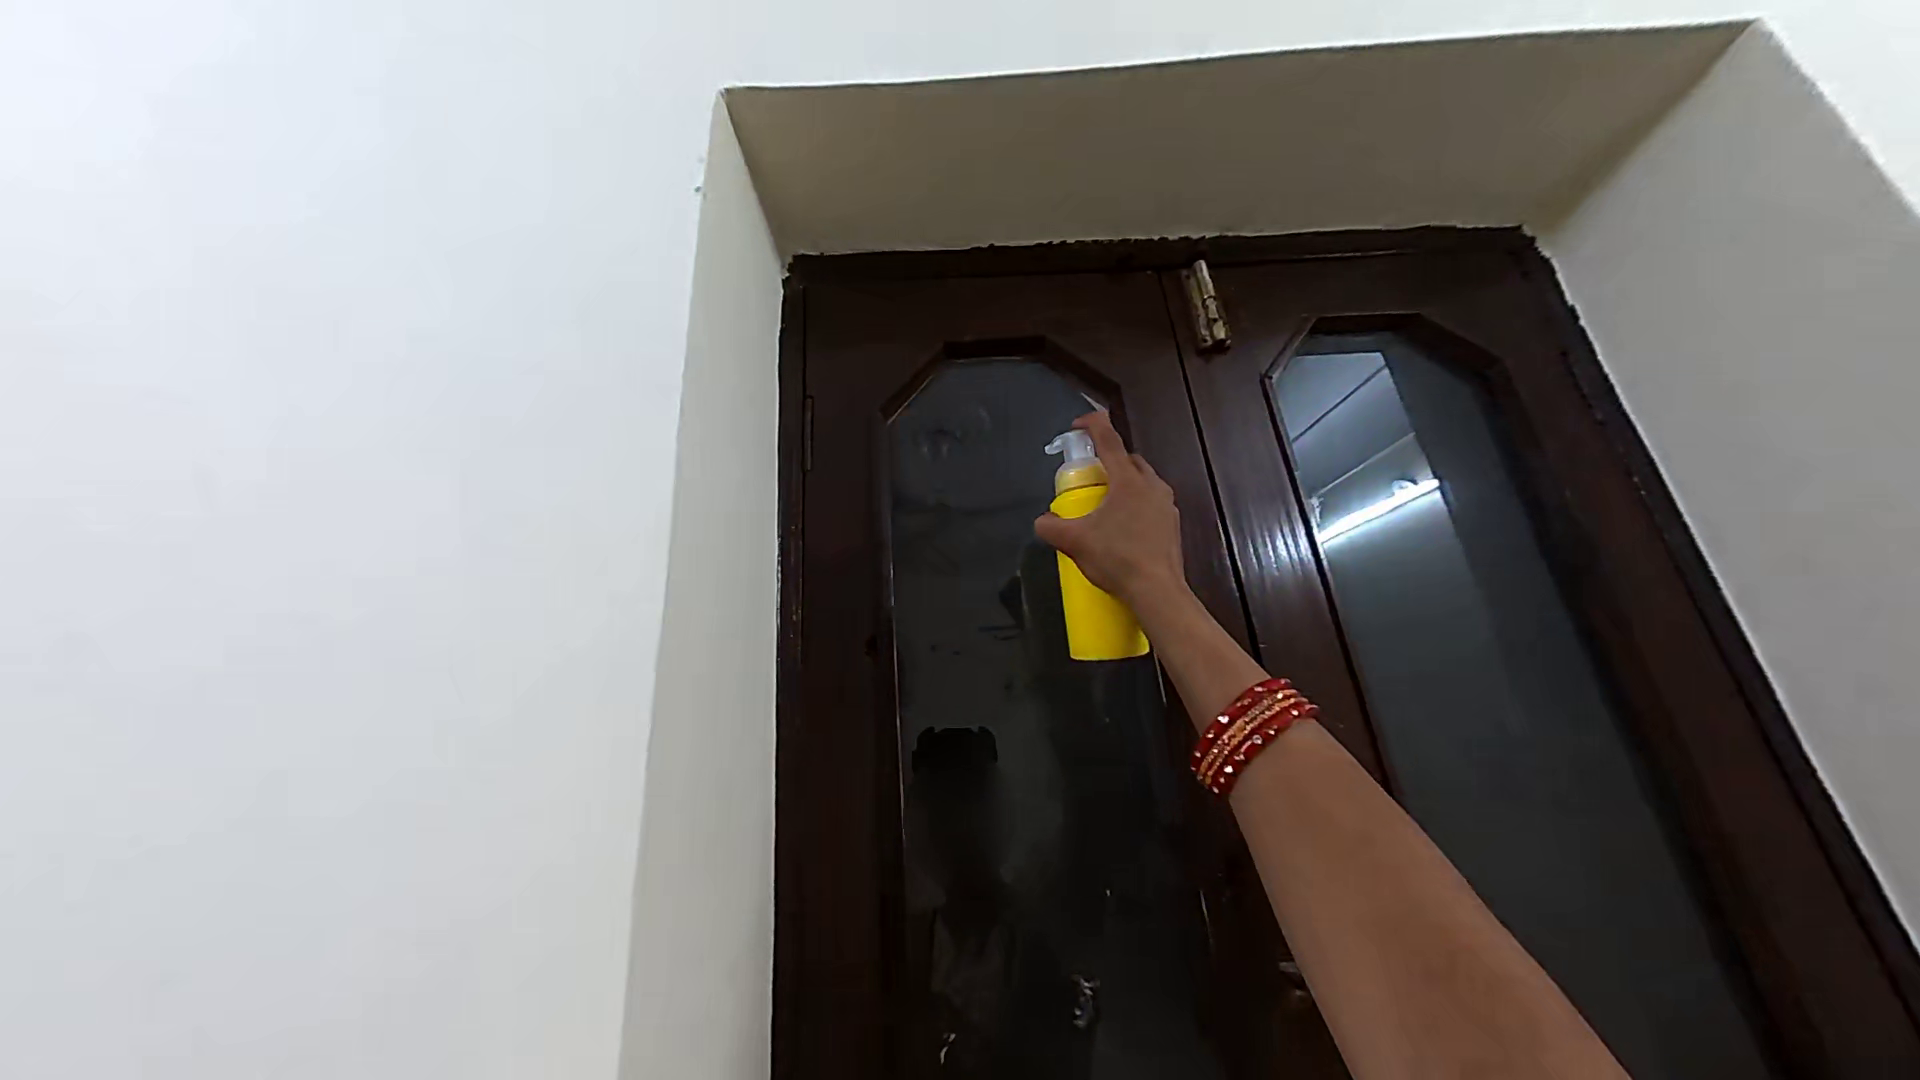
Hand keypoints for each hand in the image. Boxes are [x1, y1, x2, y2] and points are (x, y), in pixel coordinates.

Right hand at [1033, 411, 1187, 609]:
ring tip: (1105, 503)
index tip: (1078, 425)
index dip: (1092, 426)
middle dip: (1109, 460)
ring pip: (1143, 481)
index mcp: (1128, 481)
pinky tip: (1123, 527)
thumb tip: (1042, 522)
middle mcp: (1152, 486)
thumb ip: (1051, 527)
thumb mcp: (1075, 542)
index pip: (1109, 441)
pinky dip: (1136, 504)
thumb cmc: (1117, 558)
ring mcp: (1167, 505)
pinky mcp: (1173, 525)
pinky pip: (1152, 503)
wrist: (1157, 591)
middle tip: (1089, 475)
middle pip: (1129, 460)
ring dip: (1124, 483)